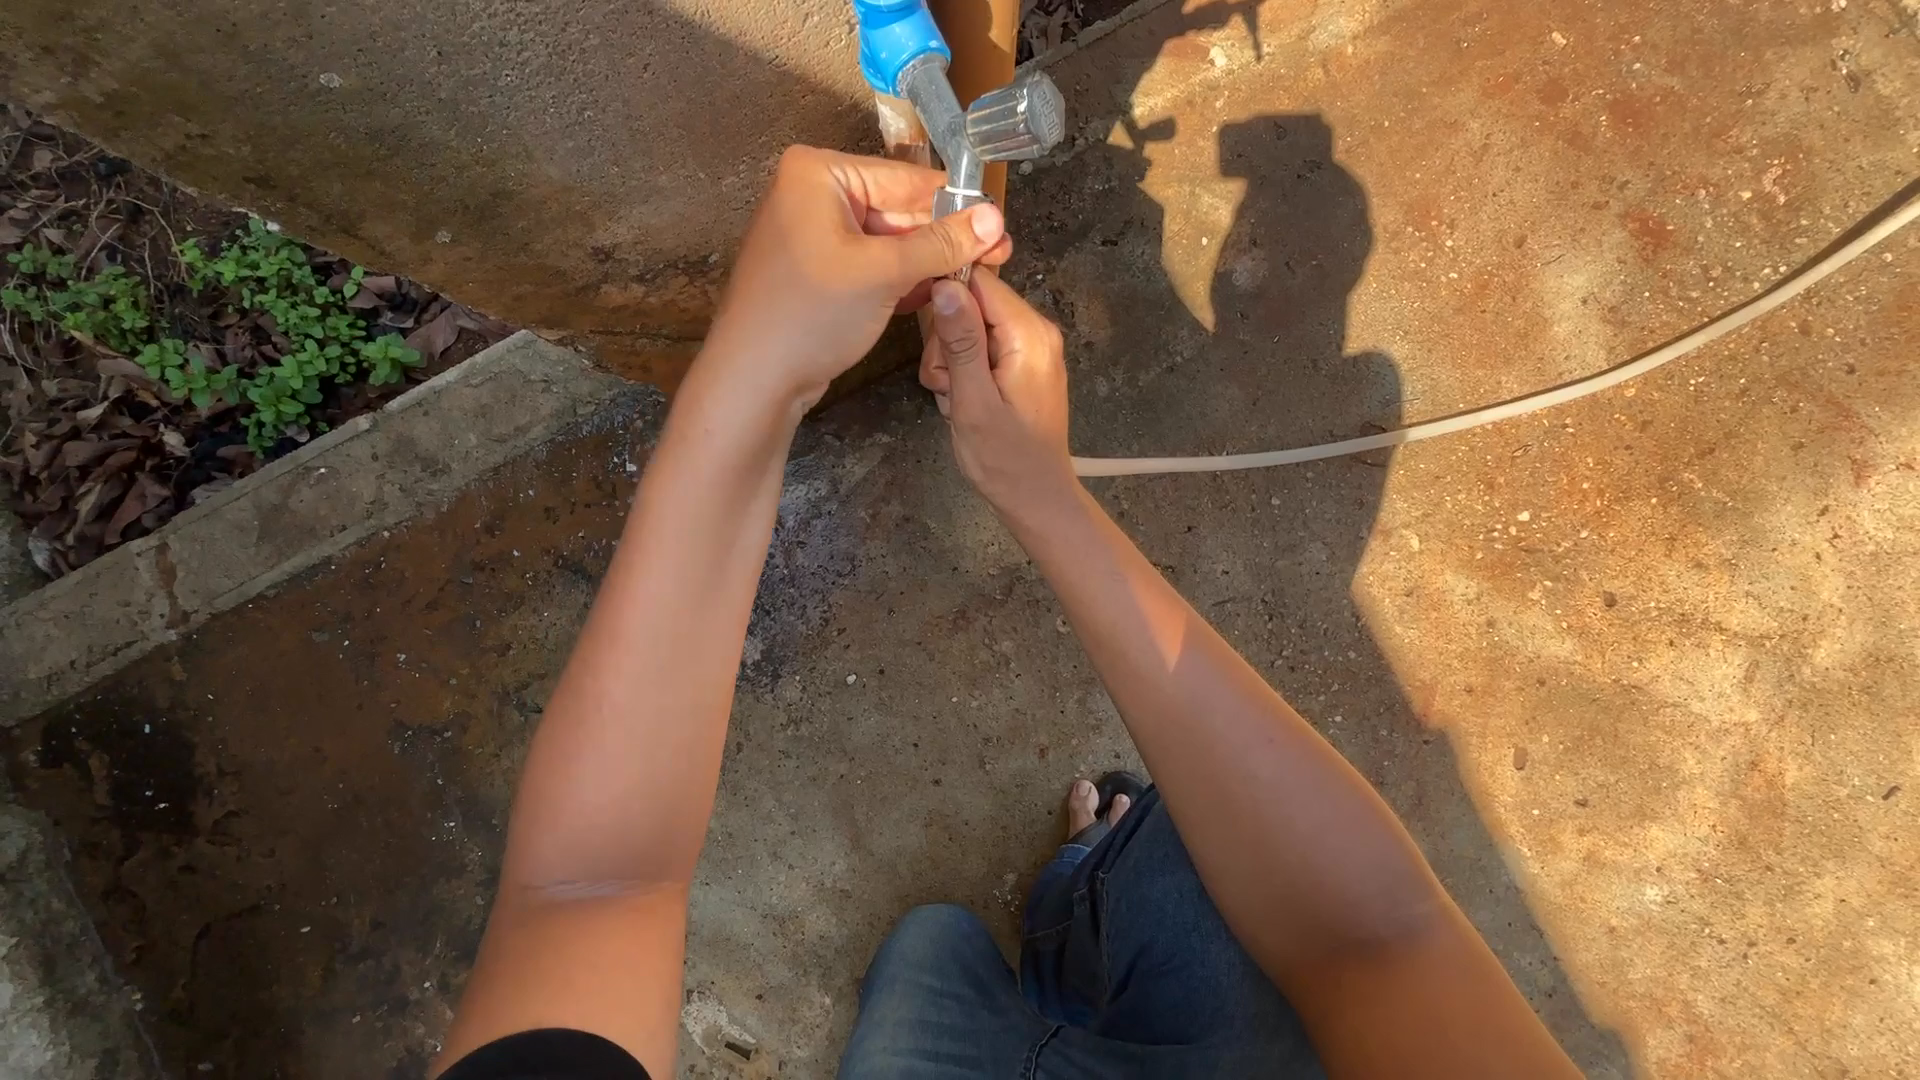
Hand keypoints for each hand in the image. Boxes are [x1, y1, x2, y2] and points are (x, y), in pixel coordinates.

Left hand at [700, 146, 1011, 408]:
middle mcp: (816, 196)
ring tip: (977, 278)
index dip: (958, 206)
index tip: (1001, 227)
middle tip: (998, 258)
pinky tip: (942, 294)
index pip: (907, 179)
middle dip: (946, 238)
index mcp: (820, 173)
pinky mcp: (824, 276)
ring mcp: (818, 237)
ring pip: (891, 243)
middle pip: (900, 211)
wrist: (756, 379)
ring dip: (930, 263)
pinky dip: (905, 281)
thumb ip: (940, 244)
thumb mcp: (883, 273)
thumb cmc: (811, 315)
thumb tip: (994, 218)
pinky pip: (874, 268)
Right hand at [920, 274, 1076, 512]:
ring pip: (970, 329)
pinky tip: (967, 404)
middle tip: (950, 387)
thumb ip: (960, 342)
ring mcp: (1030, 349)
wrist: (1035, 498)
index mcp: (1029, 334)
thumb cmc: (1004, 459)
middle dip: (948, 344)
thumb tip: (945, 285)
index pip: (978, 281)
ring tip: (959, 402)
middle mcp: (1036, 332)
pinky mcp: (1022, 366)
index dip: (946, 302)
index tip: (935, 344)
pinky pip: (981, 351)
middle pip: (972, 304)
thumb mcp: (973, 402)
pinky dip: (965, 375)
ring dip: (952, 365)